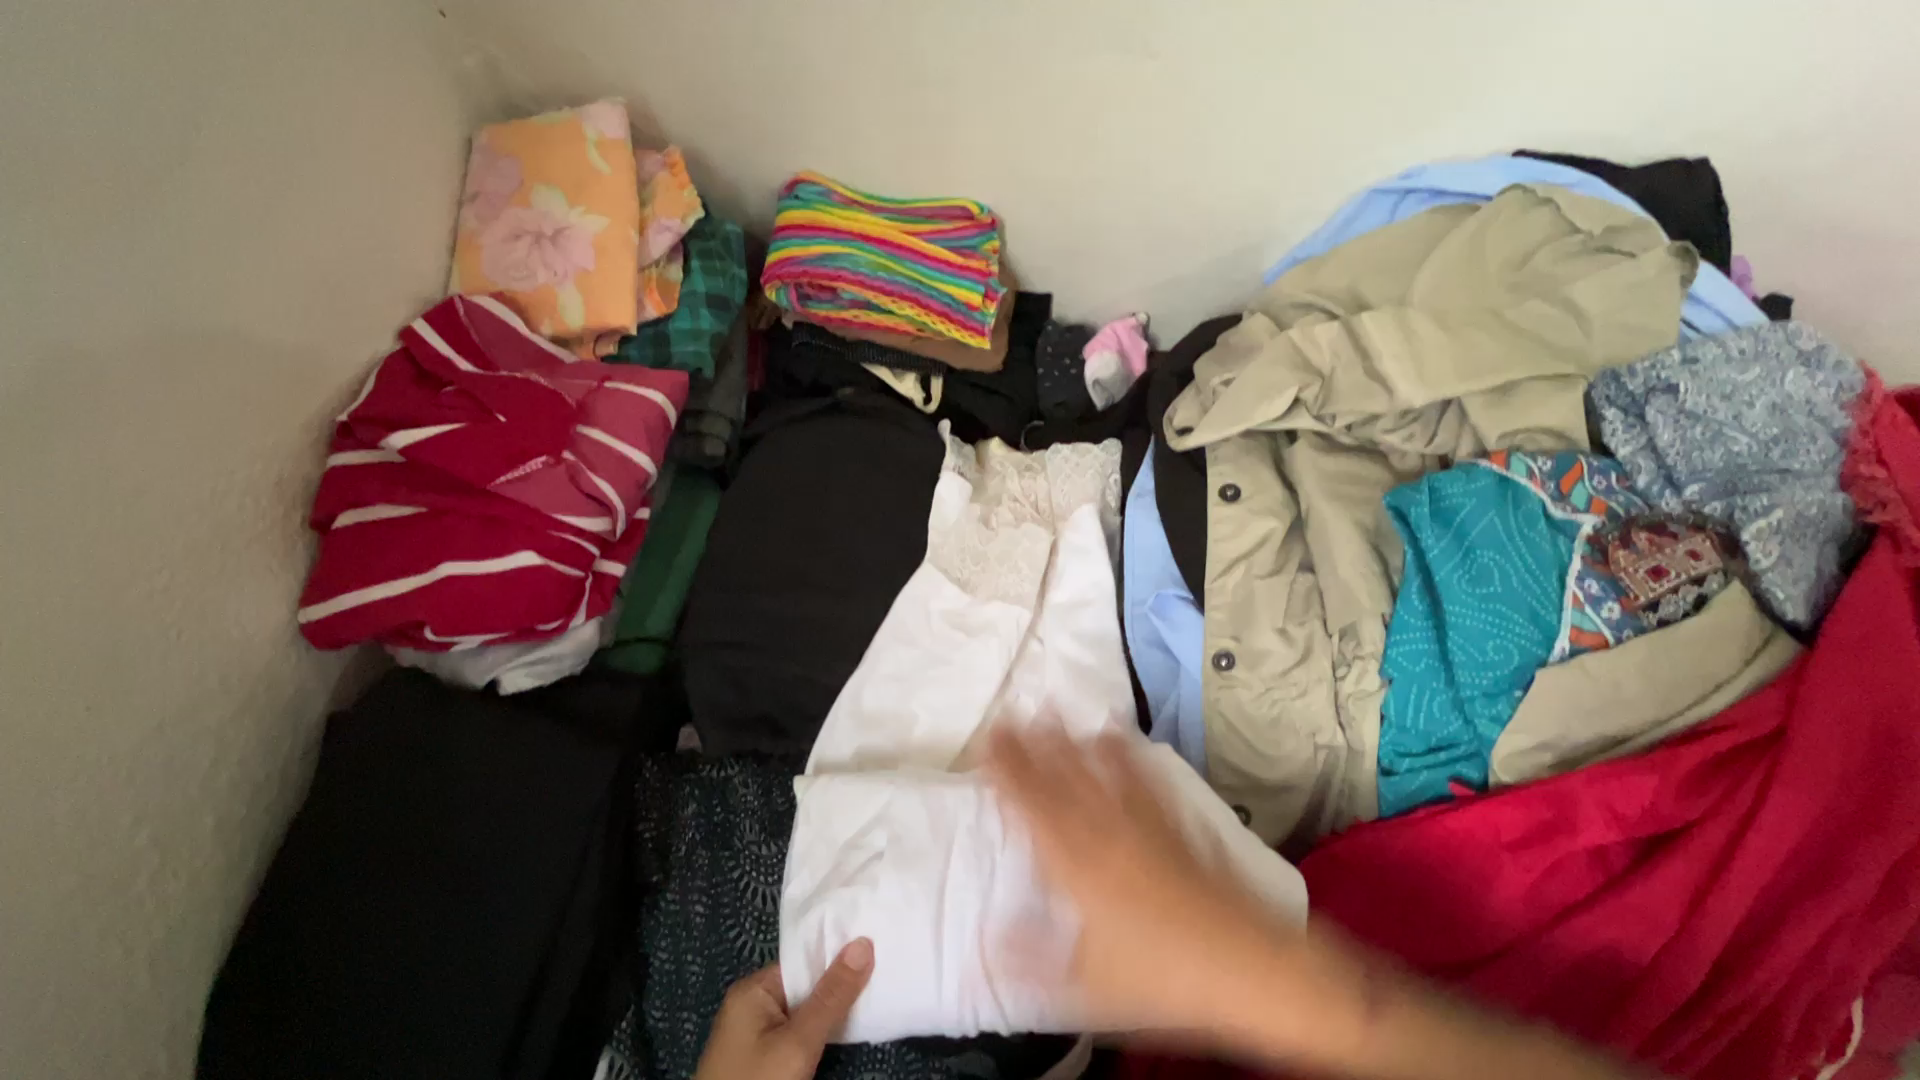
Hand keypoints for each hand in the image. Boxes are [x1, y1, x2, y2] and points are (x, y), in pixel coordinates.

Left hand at [692, 939, 873, 1079]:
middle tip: (882, 980)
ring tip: (873, 1002)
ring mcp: (755, 1035)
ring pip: (803, 1014)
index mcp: (753, 990)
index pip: (803, 962)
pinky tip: (846, 1034)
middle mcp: (751, 1005)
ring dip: (831, 1014)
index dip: (838, 959)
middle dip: (838, 989)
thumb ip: (832, 996)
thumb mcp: (799, 1043)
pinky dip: (819, 1035)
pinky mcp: (761, 1060)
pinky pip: (796, 1035)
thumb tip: (863, 943)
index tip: (877, 954)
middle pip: (804, 987)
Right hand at [984, 728, 1324, 1045]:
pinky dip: (1127, 754)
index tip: (989, 740)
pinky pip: (1144, 779)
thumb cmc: (1160, 977)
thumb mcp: (1083, 984)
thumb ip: (1028, 960)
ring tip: (1056, 709)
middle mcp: (1105, 832)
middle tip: (1013, 713)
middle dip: (1033, 743)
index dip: (1006, 770)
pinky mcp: (1175, 825)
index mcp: (1075, 863)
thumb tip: (983, 945)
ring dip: (1074, 738)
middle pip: (1062, 777)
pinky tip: (1119, 737)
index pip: (1030, 805)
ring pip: (1099, 770)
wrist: (1248, 966)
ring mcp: (1143, 823)